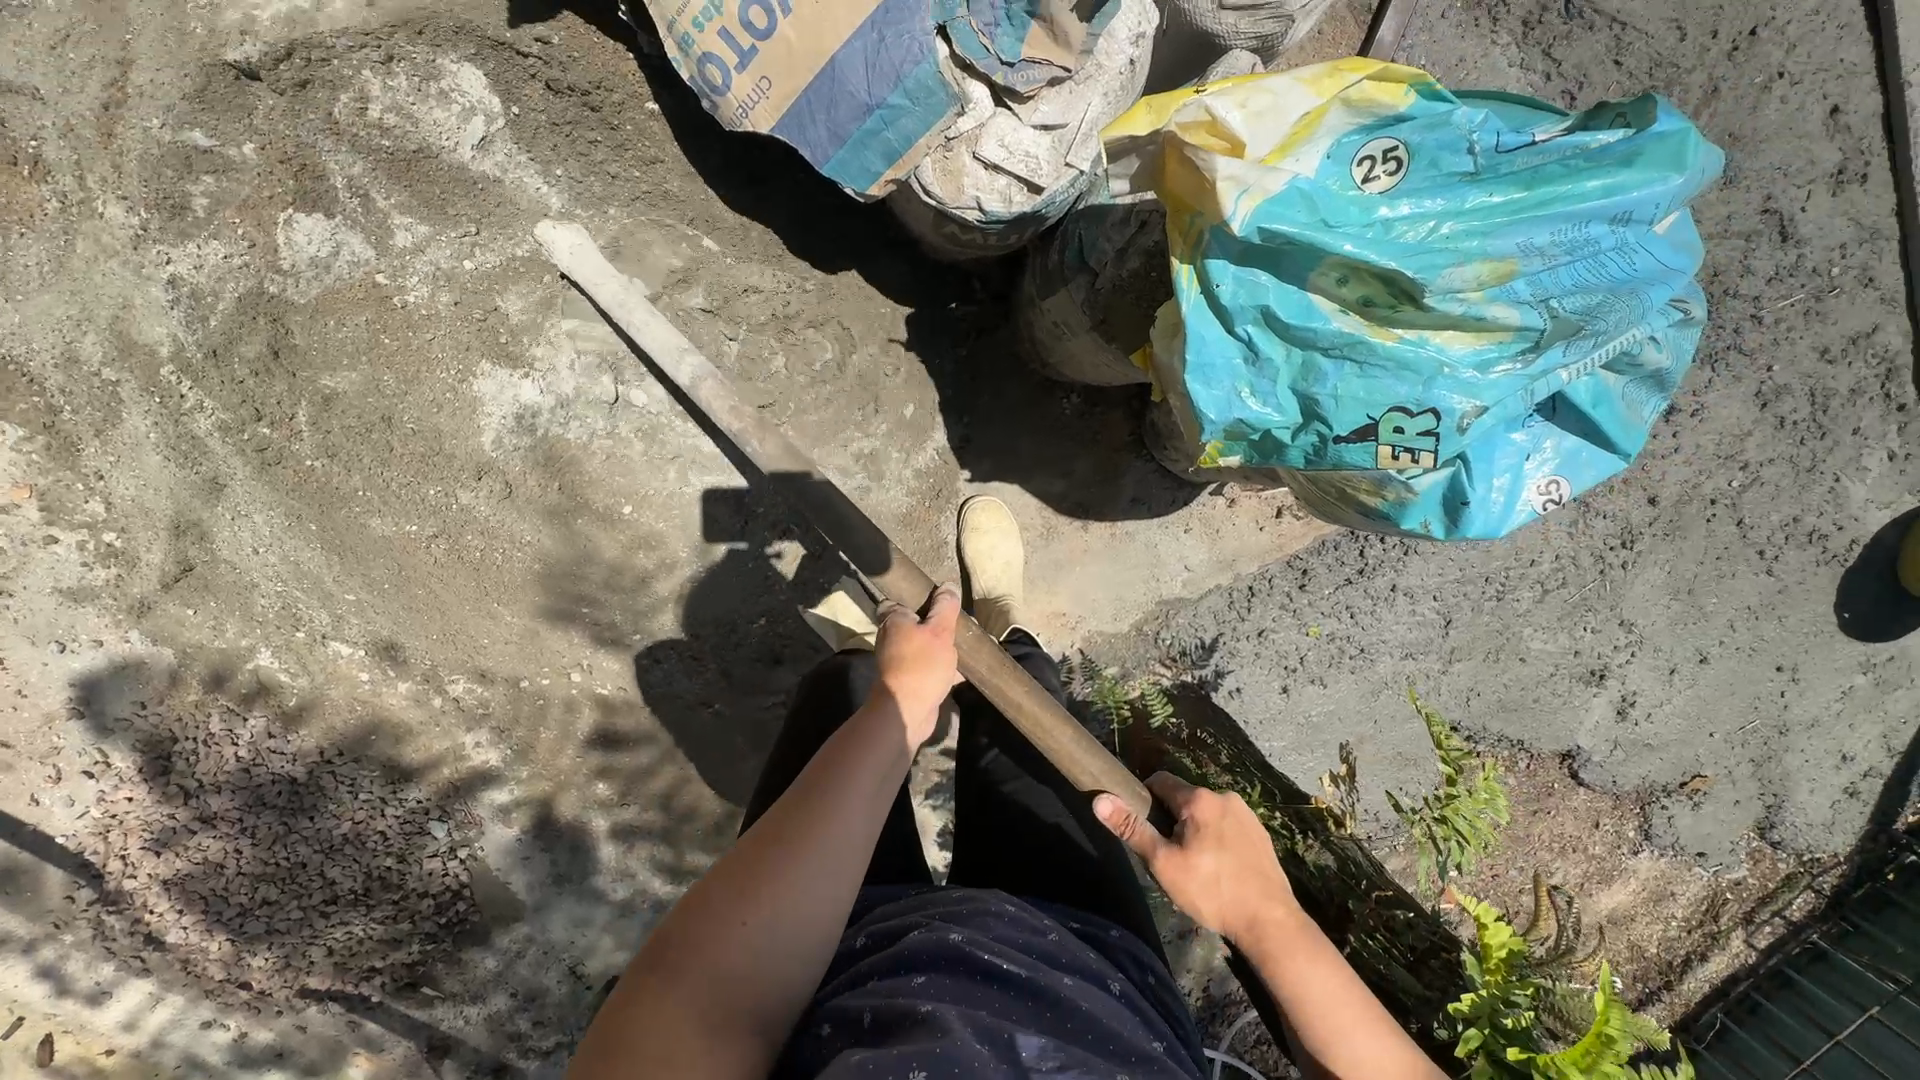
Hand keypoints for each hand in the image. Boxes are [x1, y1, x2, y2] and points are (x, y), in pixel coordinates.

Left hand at [872, 583, 961, 745]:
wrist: (907, 711)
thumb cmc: (922, 665)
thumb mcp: (940, 631)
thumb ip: (945, 608)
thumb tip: (948, 586)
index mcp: (893, 620)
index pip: (897, 601)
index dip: (916, 599)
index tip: (938, 600)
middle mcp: (892, 638)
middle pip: (916, 624)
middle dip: (937, 624)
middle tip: (959, 623)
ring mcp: (899, 661)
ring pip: (924, 646)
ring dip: (942, 647)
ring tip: (966, 645)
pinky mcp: (909, 680)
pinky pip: (929, 667)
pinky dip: (944, 667)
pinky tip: (964, 670)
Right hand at [1095, 772, 1298, 943]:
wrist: (1270, 922)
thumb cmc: (1211, 891)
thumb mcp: (1163, 863)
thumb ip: (1132, 828)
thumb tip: (1099, 799)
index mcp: (1199, 799)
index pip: (1159, 781)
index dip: (1144, 800)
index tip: (1143, 828)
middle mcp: (1225, 796)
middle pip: (1183, 799)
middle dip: (1171, 821)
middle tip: (1168, 857)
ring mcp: (1247, 814)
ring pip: (1206, 814)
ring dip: (1195, 831)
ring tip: (1195, 868)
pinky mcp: (1261, 833)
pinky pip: (1227, 827)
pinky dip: (1217, 840)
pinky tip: (1219, 870)